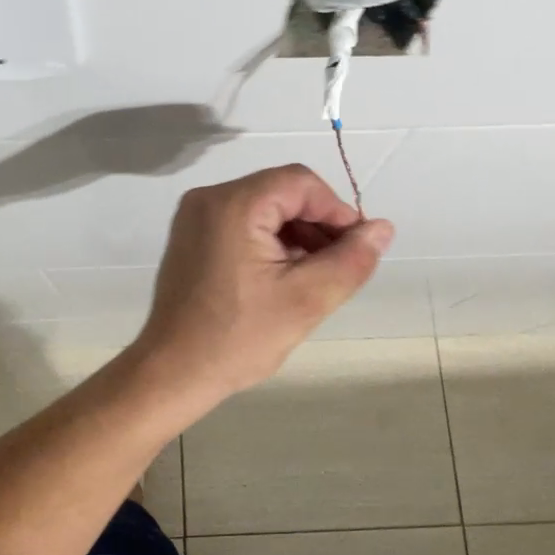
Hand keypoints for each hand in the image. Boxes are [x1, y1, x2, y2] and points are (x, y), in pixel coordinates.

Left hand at [130, 164, 394, 399]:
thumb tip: (381, 227)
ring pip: (264, 208)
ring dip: (295, 235)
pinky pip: (242, 223)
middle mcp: (209, 198)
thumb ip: (350, 260)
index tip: (356, 249)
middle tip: (338, 267)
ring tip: (314, 277)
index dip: (336, 211)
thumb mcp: (306, 300)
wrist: (172, 371)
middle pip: (281, 192)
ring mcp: (194, 217)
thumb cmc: (238, 338)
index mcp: (234, 204)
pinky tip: (283, 277)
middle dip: (317, 225)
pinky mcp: (191, 237)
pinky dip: (269, 242)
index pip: (301, 183)